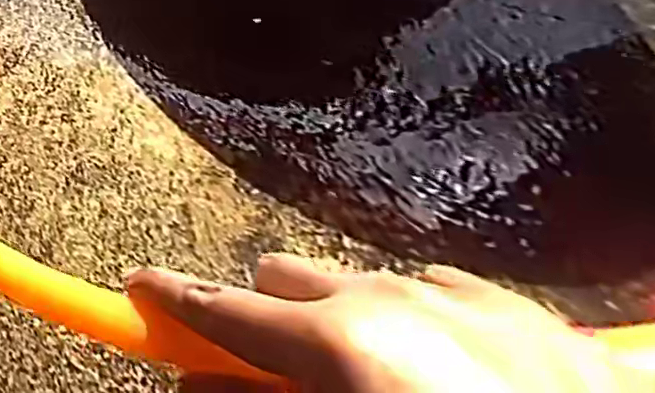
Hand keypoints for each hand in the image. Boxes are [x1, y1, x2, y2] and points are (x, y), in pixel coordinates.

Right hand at [127, 254, 651, 391]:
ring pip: (349, 274)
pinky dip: (420, 315)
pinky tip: (458, 370)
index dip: (165, 295)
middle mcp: (384, 300)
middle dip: (270, 313)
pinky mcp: (520, 308)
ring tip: (389, 375)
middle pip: (275, 272)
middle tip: (292, 364)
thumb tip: (191, 384)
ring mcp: (455, 296)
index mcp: (341, 345)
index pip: (215, 306)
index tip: (134, 287)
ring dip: (344, 314)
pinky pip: (431, 284)